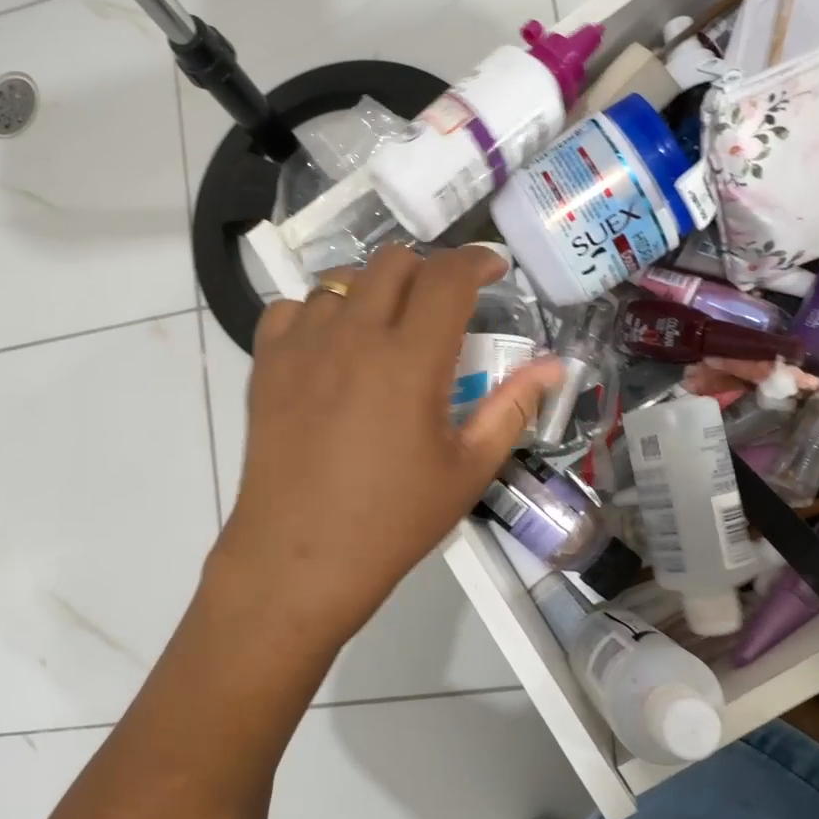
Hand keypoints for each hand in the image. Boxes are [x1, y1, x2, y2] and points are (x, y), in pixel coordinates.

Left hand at [210, 245, 561, 642]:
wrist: (300, 558)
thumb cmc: (393, 521)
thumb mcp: (467, 470)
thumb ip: (511, 407)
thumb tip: (552, 366)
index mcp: (410, 360)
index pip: (447, 277)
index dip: (477, 260)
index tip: (492, 269)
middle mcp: (353, 336)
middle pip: (392, 262)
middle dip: (427, 272)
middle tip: (441, 308)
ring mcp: (302, 347)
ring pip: (339, 281)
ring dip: (372, 292)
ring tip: (385, 331)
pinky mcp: (266, 365)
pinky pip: (290, 309)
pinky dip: (317, 314)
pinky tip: (330, 348)